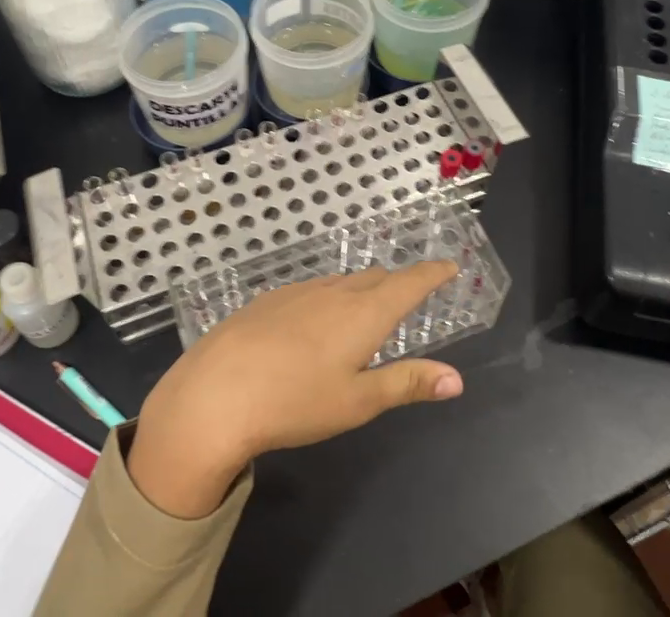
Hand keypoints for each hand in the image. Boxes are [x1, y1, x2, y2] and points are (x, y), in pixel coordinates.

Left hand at [127, 261, 465, 518]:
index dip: (432, 273)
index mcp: (364, 314)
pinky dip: (326, 299)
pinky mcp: (265, 301)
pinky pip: (309, 291)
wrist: (213, 395)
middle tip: (408, 297)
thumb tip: (456, 378)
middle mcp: (333, 293)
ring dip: (359, 291)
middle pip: (374, 279)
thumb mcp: (359, 401)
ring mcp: (295, 292)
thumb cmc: (295, 402)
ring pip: (339, 282)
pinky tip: (312, 324)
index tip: (449, 267)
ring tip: (362, 311)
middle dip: (396, 284)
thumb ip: (407, 383)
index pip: (409, 283)